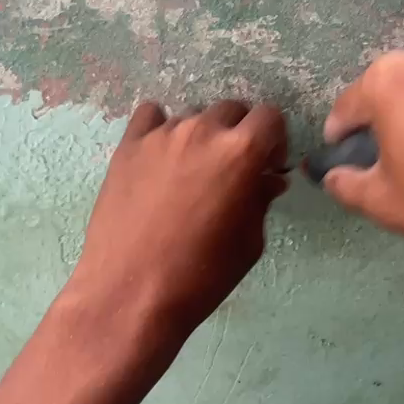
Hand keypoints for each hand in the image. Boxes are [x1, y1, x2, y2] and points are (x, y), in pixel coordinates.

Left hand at [67, 100, 288, 343]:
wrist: (130, 293)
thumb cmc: (200, 275)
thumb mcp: (248, 242)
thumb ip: (261, 199)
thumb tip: (267, 179)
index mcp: (241, 151)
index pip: (270, 116)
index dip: (274, 140)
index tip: (267, 167)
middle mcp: (203, 130)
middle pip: (231, 110)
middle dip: (240, 133)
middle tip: (232, 170)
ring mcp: (161, 133)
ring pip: (193, 116)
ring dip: (201, 136)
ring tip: (190, 173)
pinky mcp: (128, 143)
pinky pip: (151, 116)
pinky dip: (161, 128)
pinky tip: (159, 156)